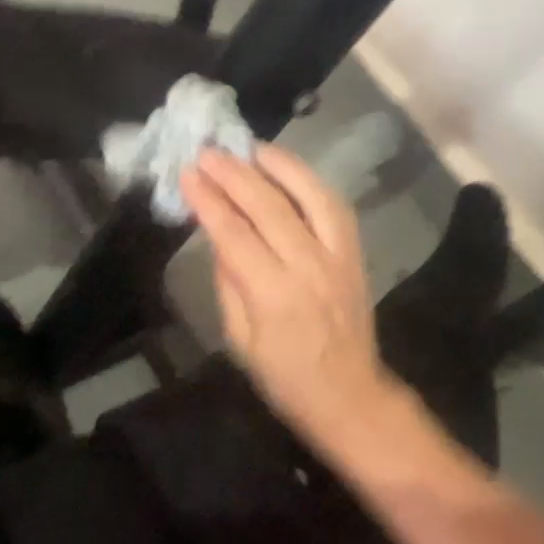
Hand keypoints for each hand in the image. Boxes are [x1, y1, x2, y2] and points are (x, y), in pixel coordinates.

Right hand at [180, 144, 396, 439]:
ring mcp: (339, 258)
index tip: (187, 174)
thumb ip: (229, 284)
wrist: (349, 396)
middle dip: (235, 175)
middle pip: (270, 207)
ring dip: (279, 166)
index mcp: (273, 296)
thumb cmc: (284, 377)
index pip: (235, 234)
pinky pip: (334, 206)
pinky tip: (288, 170)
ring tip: (250, 147)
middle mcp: (309, 268)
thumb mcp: (240, 340)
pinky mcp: (356, 254)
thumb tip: (219, 236)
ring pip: (311, 196)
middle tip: (208, 152)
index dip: (209, 201)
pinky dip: (309, 182)